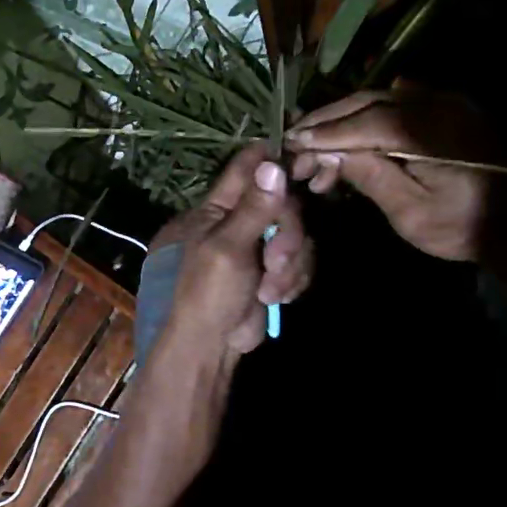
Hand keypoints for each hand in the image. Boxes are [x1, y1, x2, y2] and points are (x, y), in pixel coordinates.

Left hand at [152, 144, 312, 355]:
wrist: (210, 346)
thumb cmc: (205, 293)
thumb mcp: (227, 248)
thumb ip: (253, 208)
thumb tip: (273, 164)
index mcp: (216, 209)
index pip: (245, 168)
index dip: (270, 160)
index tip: (296, 162)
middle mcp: (239, 222)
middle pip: (284, 205)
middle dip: (287, 236)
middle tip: (276, 262)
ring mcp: (258, 248)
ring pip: (297, 237)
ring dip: (290, 267)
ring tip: (269, 292)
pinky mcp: (274, 273)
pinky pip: (300, 262)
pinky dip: (293, 281)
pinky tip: (277, 299)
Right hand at [288, 86, 489, 260]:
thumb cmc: (460, 226)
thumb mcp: (410, 212)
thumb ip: (369, 176)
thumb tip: (328, 151)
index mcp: (428, 132)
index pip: (365, 122)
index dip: (325, 131)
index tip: (292, 142)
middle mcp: (437, 105)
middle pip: (369, 102)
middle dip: (328, 122)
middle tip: (296, 142)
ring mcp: (446, 102)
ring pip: (381, 100)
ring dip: (345, 122)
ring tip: (319, 152)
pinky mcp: (449, 109)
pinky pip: (400, 103)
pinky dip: (369, 117)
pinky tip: (351, 137)